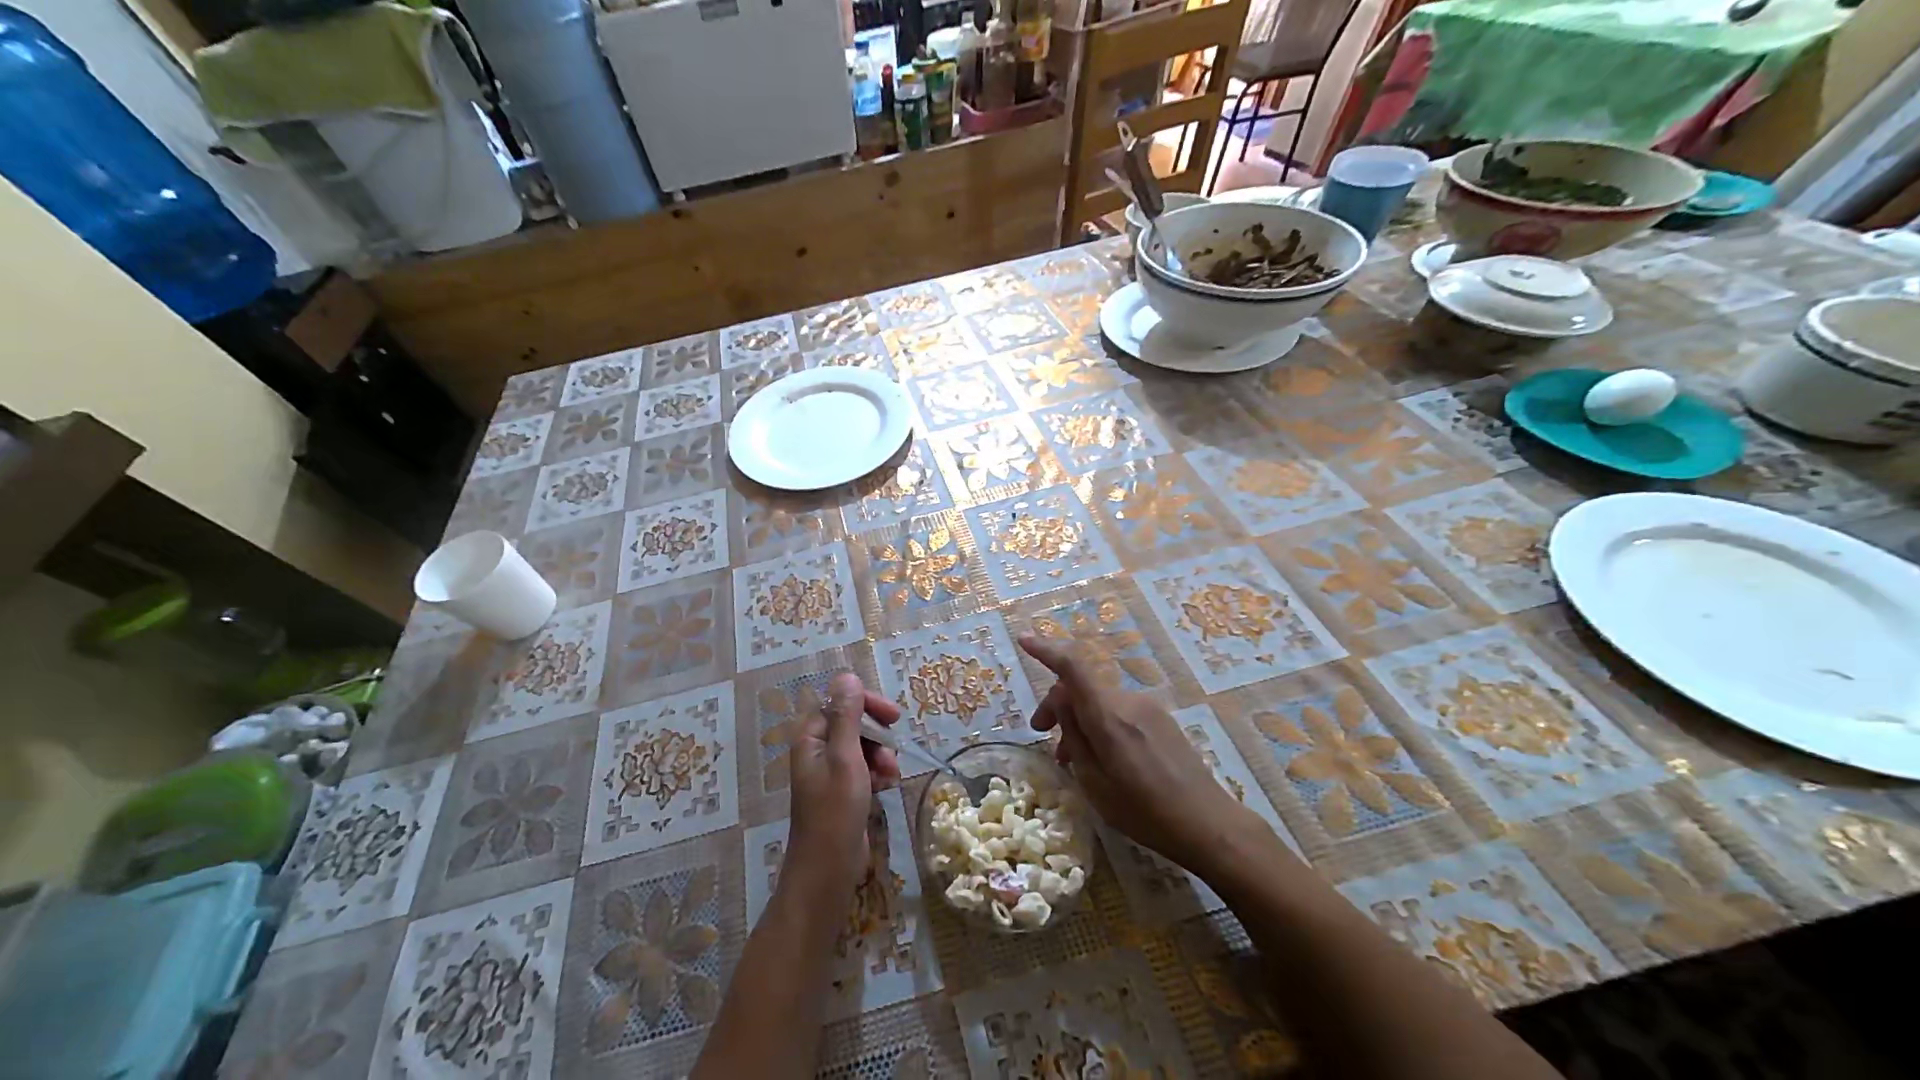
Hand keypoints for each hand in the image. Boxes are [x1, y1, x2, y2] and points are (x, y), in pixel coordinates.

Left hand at [786, 673, 902, 896]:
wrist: (828, 869)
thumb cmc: (835, 810)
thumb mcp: (845, 758)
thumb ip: (847, 716)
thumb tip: (846, 676)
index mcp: (810, 738)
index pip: (839, 703)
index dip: (866, 704)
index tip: (893, 716)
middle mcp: (817, 751)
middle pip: (852, 723)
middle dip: (877, 734)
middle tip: (895, 746)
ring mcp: (829, 772)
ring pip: (862, 747)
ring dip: (880, 755)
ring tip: (890, 775)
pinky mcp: (842, 792)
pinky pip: (863, 769)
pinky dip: (876, 773)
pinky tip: (885, 787)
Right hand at [1020, 634, 1267, 874]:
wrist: (1209, 825)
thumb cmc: (1144, 812)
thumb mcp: (1094, 783)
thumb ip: (1074, 737)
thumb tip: (1061, 702)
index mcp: (1109, 716)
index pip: (1073, 667)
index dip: (1046, 650)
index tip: (1024, 639)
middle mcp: (1130, 702)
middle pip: (1083, 687)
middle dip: (1057, 704)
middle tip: (1040, 734)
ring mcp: (1149, 709)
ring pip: (1100, 702)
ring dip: (1079, 720)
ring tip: (1070, 759)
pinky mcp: (1162, 721)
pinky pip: (1120, 712)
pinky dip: (1101, 725)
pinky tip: (1101, 759)